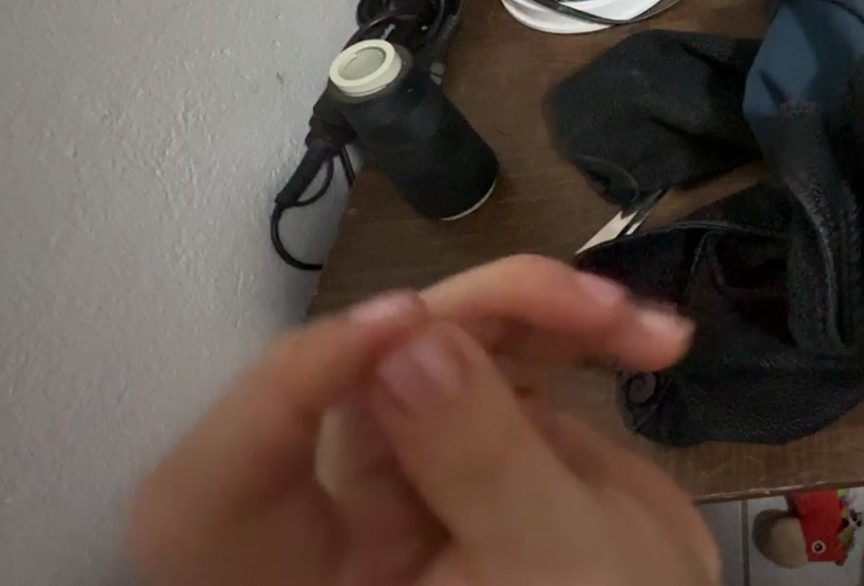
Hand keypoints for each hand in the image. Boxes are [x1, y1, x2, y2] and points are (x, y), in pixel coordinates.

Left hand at [129, 256, 713, 585]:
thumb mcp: (553, 564)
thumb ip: (481, 466)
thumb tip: (410, 347)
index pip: (210, 499)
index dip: (279, 398)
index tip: (402, 324)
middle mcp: (347, 517)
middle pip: (366, 374)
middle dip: (486, 313)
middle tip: (590, 304)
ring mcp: (419, 457)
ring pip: (447, 333)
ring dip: (552, 310)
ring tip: (642, 325)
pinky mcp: (479, 416)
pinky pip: (509, 342)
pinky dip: (581, 328)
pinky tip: (652, 335)